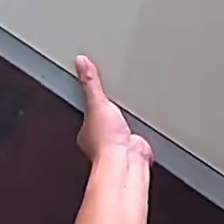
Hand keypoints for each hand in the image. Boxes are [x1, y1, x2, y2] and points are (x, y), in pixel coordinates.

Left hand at [75, 55, 152, 172]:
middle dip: (110, 111)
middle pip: (104, 119)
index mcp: (87, 129)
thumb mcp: (97, 104)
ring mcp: (118, 143)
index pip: (87, 110)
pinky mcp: (134, 145)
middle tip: (113, 97)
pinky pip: (136, 133)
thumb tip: (81, 62)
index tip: (94, 89)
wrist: (126, 160)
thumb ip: (91, 83)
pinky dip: (139, 129)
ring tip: (129, 108)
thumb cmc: (106, 141)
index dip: (92, 99)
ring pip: (119, 127)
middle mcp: (100, 138)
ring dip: (125, 120)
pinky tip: (142, 124)